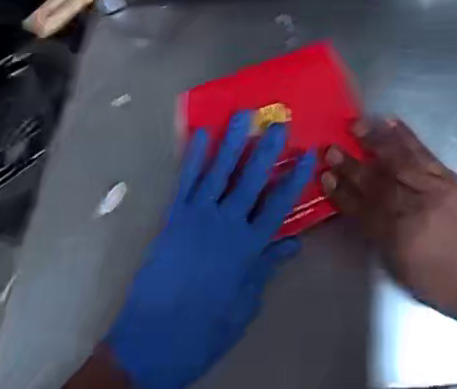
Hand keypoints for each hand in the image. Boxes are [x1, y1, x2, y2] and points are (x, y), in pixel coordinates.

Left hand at [105, 112, 316, 388]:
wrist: (149, 343)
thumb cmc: (201, 331)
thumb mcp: (243, 307)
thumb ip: (265, 269)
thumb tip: (292, 243)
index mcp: (248, 248)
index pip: (278, 205)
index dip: (294, 178)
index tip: (307, 154)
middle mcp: (226, 225)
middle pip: (251, 179)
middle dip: (267, 149)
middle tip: (279, 121)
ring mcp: (198, 217)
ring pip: (220, 170)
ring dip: (232, 140)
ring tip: (243, 113)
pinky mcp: (173, 217)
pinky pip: (186, 180)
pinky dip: (194, 156)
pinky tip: (200, 134)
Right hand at [322, 118, 456, 322]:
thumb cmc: (446, 284)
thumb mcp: (406, 272)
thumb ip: (382, 239)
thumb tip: (361, 211)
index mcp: (399, 238)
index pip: (363, 210)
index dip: (342, 193)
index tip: (324, 178)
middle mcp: (413, 208)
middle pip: (376, 181)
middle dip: (351, 164)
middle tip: (329, 148)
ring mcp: (433, 188)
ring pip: (399, 159)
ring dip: (375, 139)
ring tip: (356, 124)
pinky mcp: (449, 177)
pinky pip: (424, 152)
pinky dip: (406, 136)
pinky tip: (391, 122)